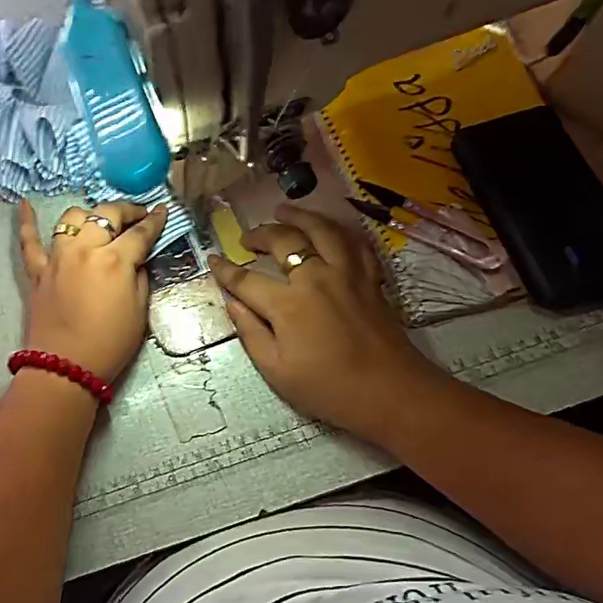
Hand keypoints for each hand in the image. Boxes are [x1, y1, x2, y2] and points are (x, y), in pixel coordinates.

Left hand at [16, 199, 168, 381]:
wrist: (66, 367)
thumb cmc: (110, 343)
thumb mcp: (139, 311)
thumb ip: (139, 278)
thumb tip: (137, 261)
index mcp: (115, 260)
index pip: (140, 233)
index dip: (155, 221)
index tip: (162, 211)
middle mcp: (85, 249)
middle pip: (106, 214)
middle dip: (126, 210)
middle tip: (137, 215)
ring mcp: (58, 257)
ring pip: (71, 219)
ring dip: (89, 215)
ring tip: (98, 221)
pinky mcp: (37, 271)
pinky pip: (29, 240)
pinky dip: (27, 221)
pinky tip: (24, 205)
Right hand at [208, 205, 450, 440]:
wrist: (389, 392)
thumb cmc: (328, 388)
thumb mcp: (277, 371)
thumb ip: (251, 333)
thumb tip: (233, 303)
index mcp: (288, 304)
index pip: (247, 280)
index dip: (226, 270)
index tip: (213, 259)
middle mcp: (317, 278)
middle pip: (284, 241)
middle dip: (261, 234)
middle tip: (248, 237)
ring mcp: (348, 274)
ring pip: (322, 230)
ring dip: (300, 216)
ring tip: (284, 211)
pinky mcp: (371, 278)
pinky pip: (355, 242)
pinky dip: (340, 230)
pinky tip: (331, 229)